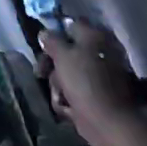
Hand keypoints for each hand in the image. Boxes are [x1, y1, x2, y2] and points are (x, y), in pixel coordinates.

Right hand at [35, 20, 136, 139]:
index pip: (71, 24)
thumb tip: (45, 32)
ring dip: (58, 84)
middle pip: (66, 50)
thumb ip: (52, 41)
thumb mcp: (63, 55)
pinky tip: (67, 107)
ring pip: (67, 72)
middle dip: (52, 63)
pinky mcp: (96, 94)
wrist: (107, 121)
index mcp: (95, 36)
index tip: (42, 45)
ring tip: (59, 96)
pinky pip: (74, 90)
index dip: (55, 32)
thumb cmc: (85, 81)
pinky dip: (68, 98)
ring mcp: (99, 74)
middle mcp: (100, 52)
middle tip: (40, 72)